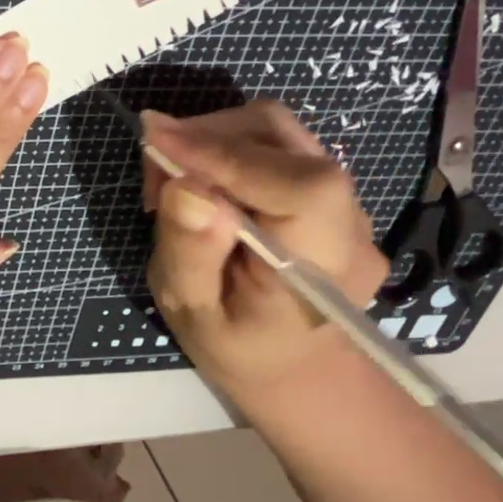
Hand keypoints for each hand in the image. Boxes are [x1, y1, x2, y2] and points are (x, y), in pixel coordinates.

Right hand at [140, 101, 388, 402]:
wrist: (300, 369)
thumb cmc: (239, 351)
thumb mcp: (194, 316)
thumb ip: (191, 255)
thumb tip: (186, 187)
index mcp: (322, 267)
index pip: (299, 184)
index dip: (226, 153)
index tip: (156, 140)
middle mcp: (347, 224)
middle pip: (281, 139)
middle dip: (205, 138)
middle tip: (154, 175)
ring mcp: (343, 202)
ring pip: (274, 132)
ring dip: (211, 139)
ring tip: (173, 183)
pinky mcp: (324, 190)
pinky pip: (272, 146)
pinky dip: (224, 148)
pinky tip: (200, 186)